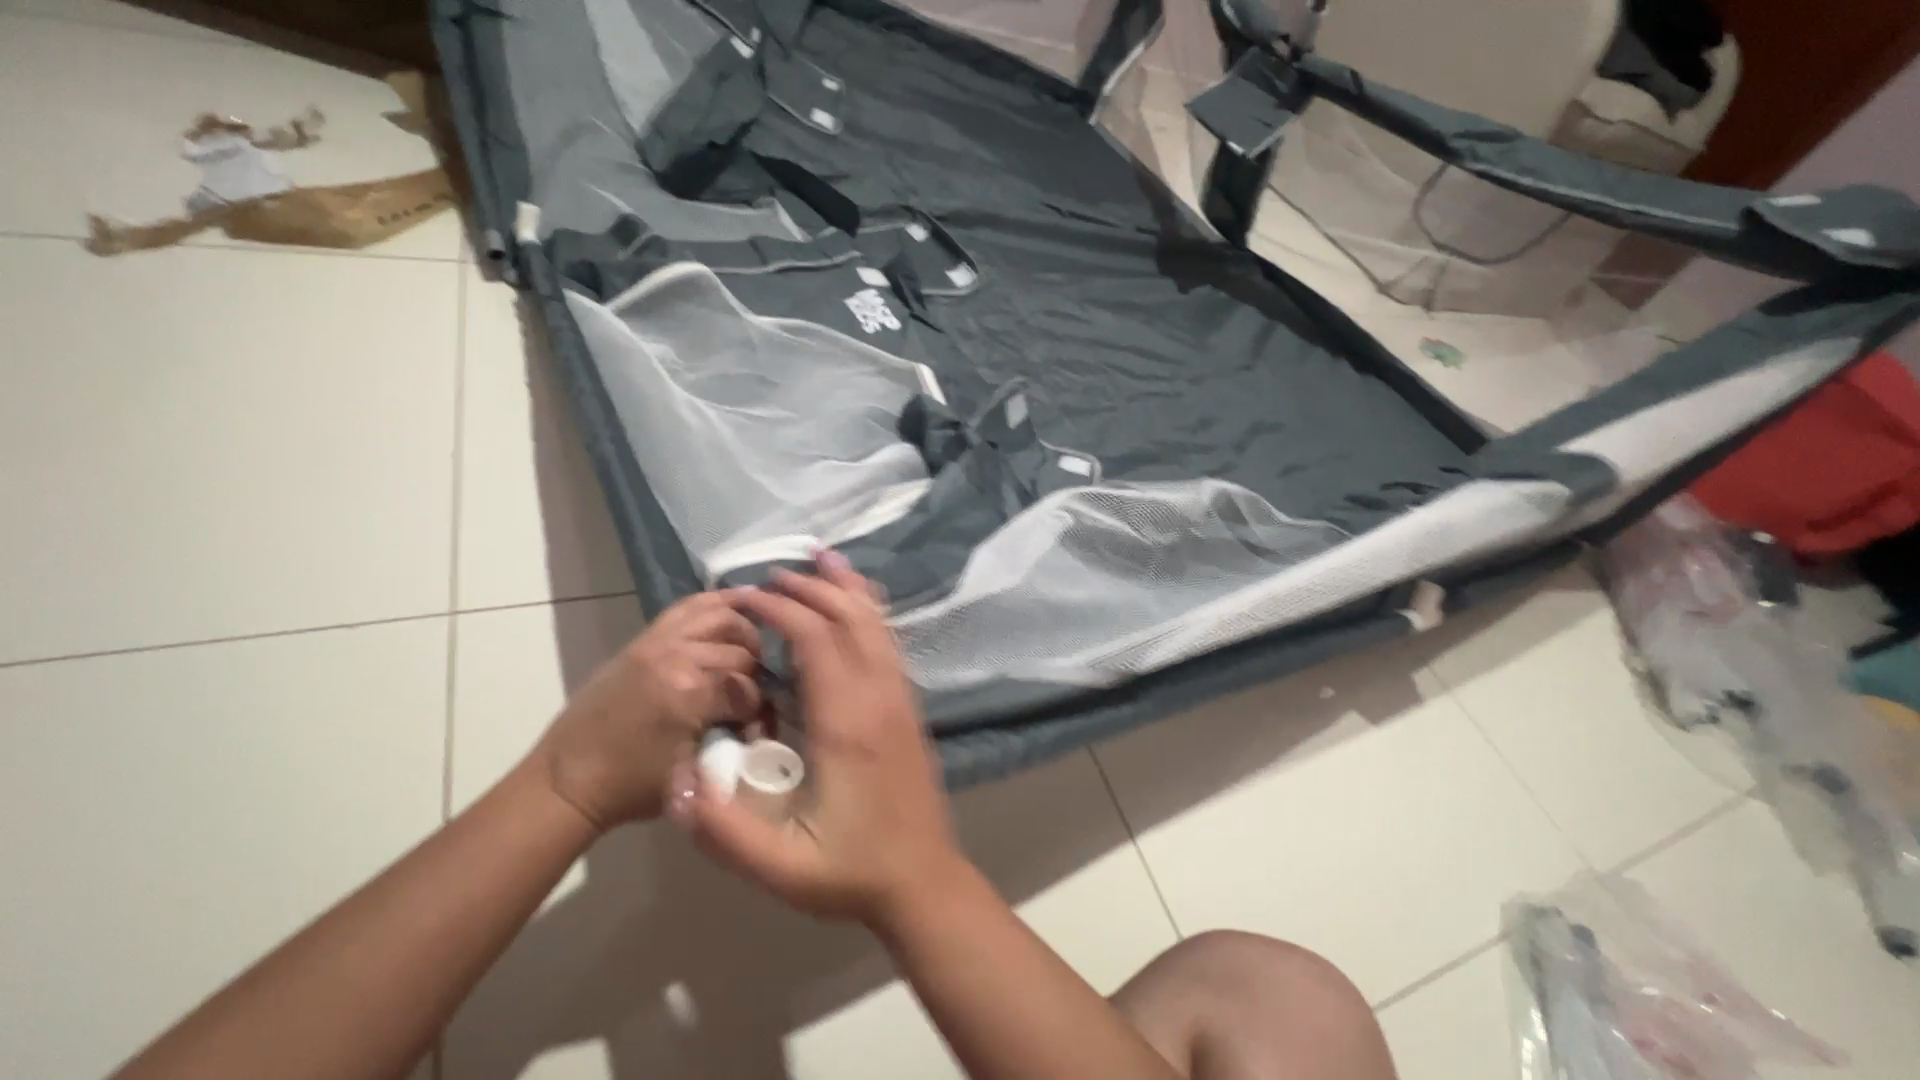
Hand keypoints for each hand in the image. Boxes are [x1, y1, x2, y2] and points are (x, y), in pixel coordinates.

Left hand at [534, 592, 762, 831]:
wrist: (566, 782)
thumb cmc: (630, 788)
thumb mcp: (691, 774)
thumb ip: (731, 742)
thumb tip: (758, 723)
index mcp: (689, 693)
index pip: (749, 689)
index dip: (759, 711)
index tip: (754, 730)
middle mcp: (675, 657)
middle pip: (740, 652)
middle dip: (755, 677)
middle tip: (751, 700)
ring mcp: (656, 643)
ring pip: (720, 617)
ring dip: (744, 634)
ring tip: (752, 654)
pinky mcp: (642, 641)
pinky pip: (687, 608)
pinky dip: (716, 604)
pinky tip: (738, 606)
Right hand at [670, 551, 968, 926]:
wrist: (922, 883)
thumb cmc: (850, 872)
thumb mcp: (781, 867)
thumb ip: (724, 831)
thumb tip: (677, 783)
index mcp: (848, 723)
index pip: (817, 640)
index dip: (781, 611)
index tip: (745, 600)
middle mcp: (880, 699)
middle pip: (852, 619)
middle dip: (811, 589)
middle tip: (770, 578)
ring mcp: (901, 702)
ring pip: (879, 626)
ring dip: (848, 590)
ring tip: (822, 559)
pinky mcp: (909, 711)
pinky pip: (891, 645)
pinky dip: (872, 614)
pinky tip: (858, 605)